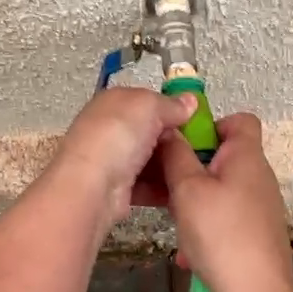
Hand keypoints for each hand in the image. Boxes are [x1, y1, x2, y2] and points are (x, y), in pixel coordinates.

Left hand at [49, 87, 199, 225]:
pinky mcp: (117, 189)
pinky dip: (163, 188)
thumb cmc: (117, 135)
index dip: (171, 110)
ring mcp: (113, 160)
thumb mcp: (149, 106)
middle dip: (174, 141)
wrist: (92, 184)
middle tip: (200, 148)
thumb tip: (188, 101)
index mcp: (114, 103)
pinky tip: (182, 189)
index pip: (147, 102)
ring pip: (149, 161)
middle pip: (149, 133)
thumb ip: (171, 104)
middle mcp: (110, 129)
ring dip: (171, 166)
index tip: (195, 121)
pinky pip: (147, 186)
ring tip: (195, 170)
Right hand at [156, 112, 292, 291]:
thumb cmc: (220, 234)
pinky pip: (227, 219)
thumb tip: (171, 131)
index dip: (212, 125)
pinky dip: (208, 229)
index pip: (240, 120)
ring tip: (178, 227)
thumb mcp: (187, 189)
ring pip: (221, 192)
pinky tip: (191, 256)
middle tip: (171, 189)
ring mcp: (263, 207)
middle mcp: (260, 177)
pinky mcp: (259, 234)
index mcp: (247, 156)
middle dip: (193, 170)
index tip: (186, 145)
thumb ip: (176, 156)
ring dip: (196, 204)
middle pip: (224, 158)